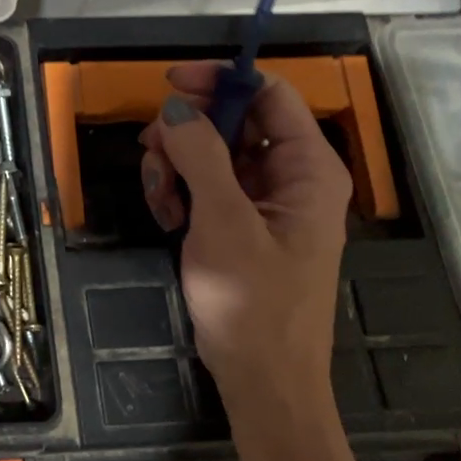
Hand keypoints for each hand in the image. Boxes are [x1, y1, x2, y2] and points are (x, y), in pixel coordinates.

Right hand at [138, 61, 350, 405]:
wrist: (261, 380)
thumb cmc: (254, 302)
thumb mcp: (224, 224)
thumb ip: (201, 157)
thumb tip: (176, 109)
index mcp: (308, 168)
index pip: (269, 94)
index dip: (220, 80)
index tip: (169, 85)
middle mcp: (289, 176)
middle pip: (230, 121)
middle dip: (185, 134)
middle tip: (152, 153)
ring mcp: (262, 200)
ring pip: (208, 152)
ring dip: (174, 168)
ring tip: (161, 204)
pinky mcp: (238, 223)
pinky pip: (203, 185)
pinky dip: (178, 193)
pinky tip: (167, 220)